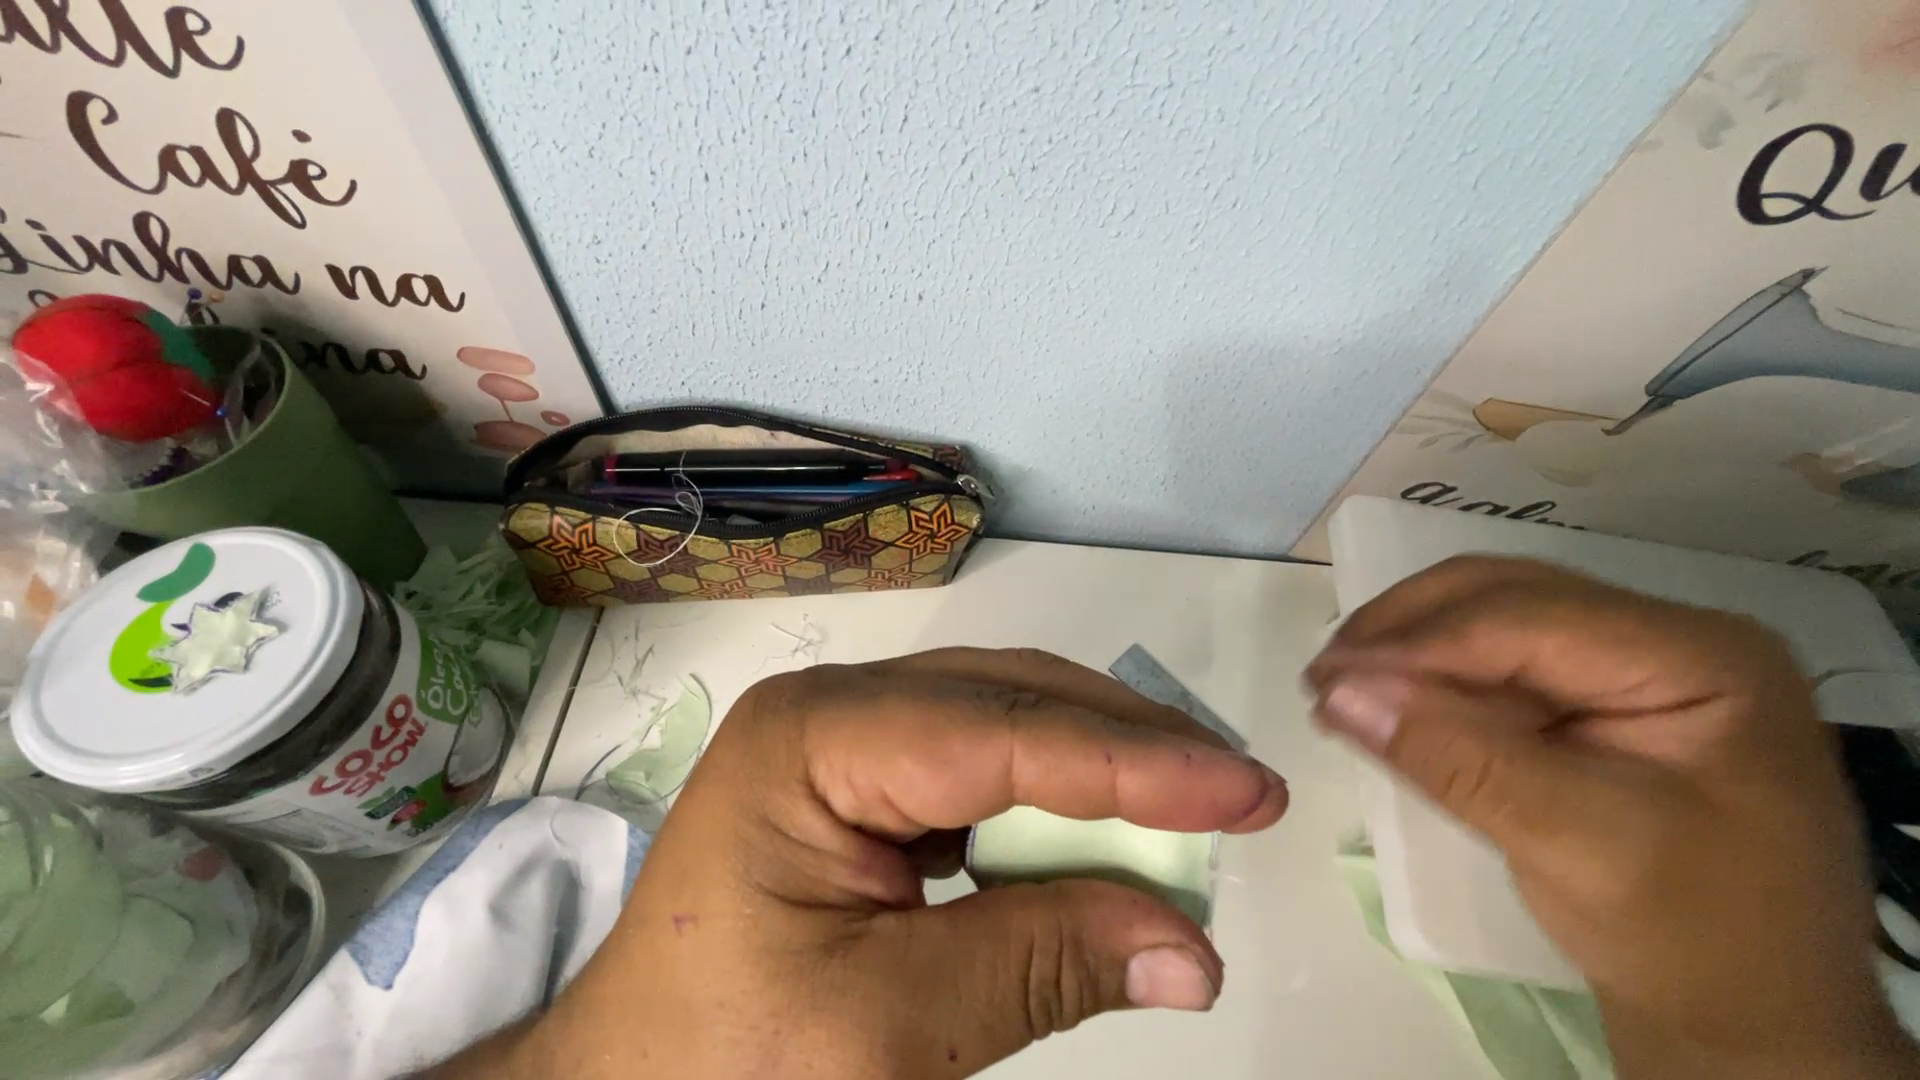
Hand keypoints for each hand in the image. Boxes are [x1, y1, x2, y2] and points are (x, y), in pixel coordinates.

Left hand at [438, 649, 1286, 1078]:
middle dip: (1126, 747)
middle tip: (1236, 791)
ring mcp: (849, 739)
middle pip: (1007, 703)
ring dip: (1099, 766)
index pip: (999, 732)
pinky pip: (982, 767)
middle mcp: (834, 711)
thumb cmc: (727, 1059)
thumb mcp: (885, 1029)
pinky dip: (1055, 799)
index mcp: (815, 740)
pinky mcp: (868, 782)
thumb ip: (1040, 966)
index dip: (1131, 761)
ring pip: (1004, 721)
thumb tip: (1192, 949)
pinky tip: (1105, 828)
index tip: (1246, 789)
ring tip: (1192, 805)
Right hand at [1307, 556, 1915, 1079]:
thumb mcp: (1574, 843)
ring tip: (1340, 690)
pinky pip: (1489, 660)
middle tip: (1324, 678)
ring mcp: (1627, 661)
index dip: (1415, 642)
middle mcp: (1663, 636)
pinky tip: (1384, 705)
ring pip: (1484, 616)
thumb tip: (1337, 692)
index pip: (1524, 618)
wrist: (1746, 1011)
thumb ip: (1454, 757)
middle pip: (1500, 594)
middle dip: (1401, 630)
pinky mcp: (1591, 693)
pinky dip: (1427, 677)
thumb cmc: (1691, 934)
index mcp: (1697, 657)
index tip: (1324, 679)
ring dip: (1405, 648)